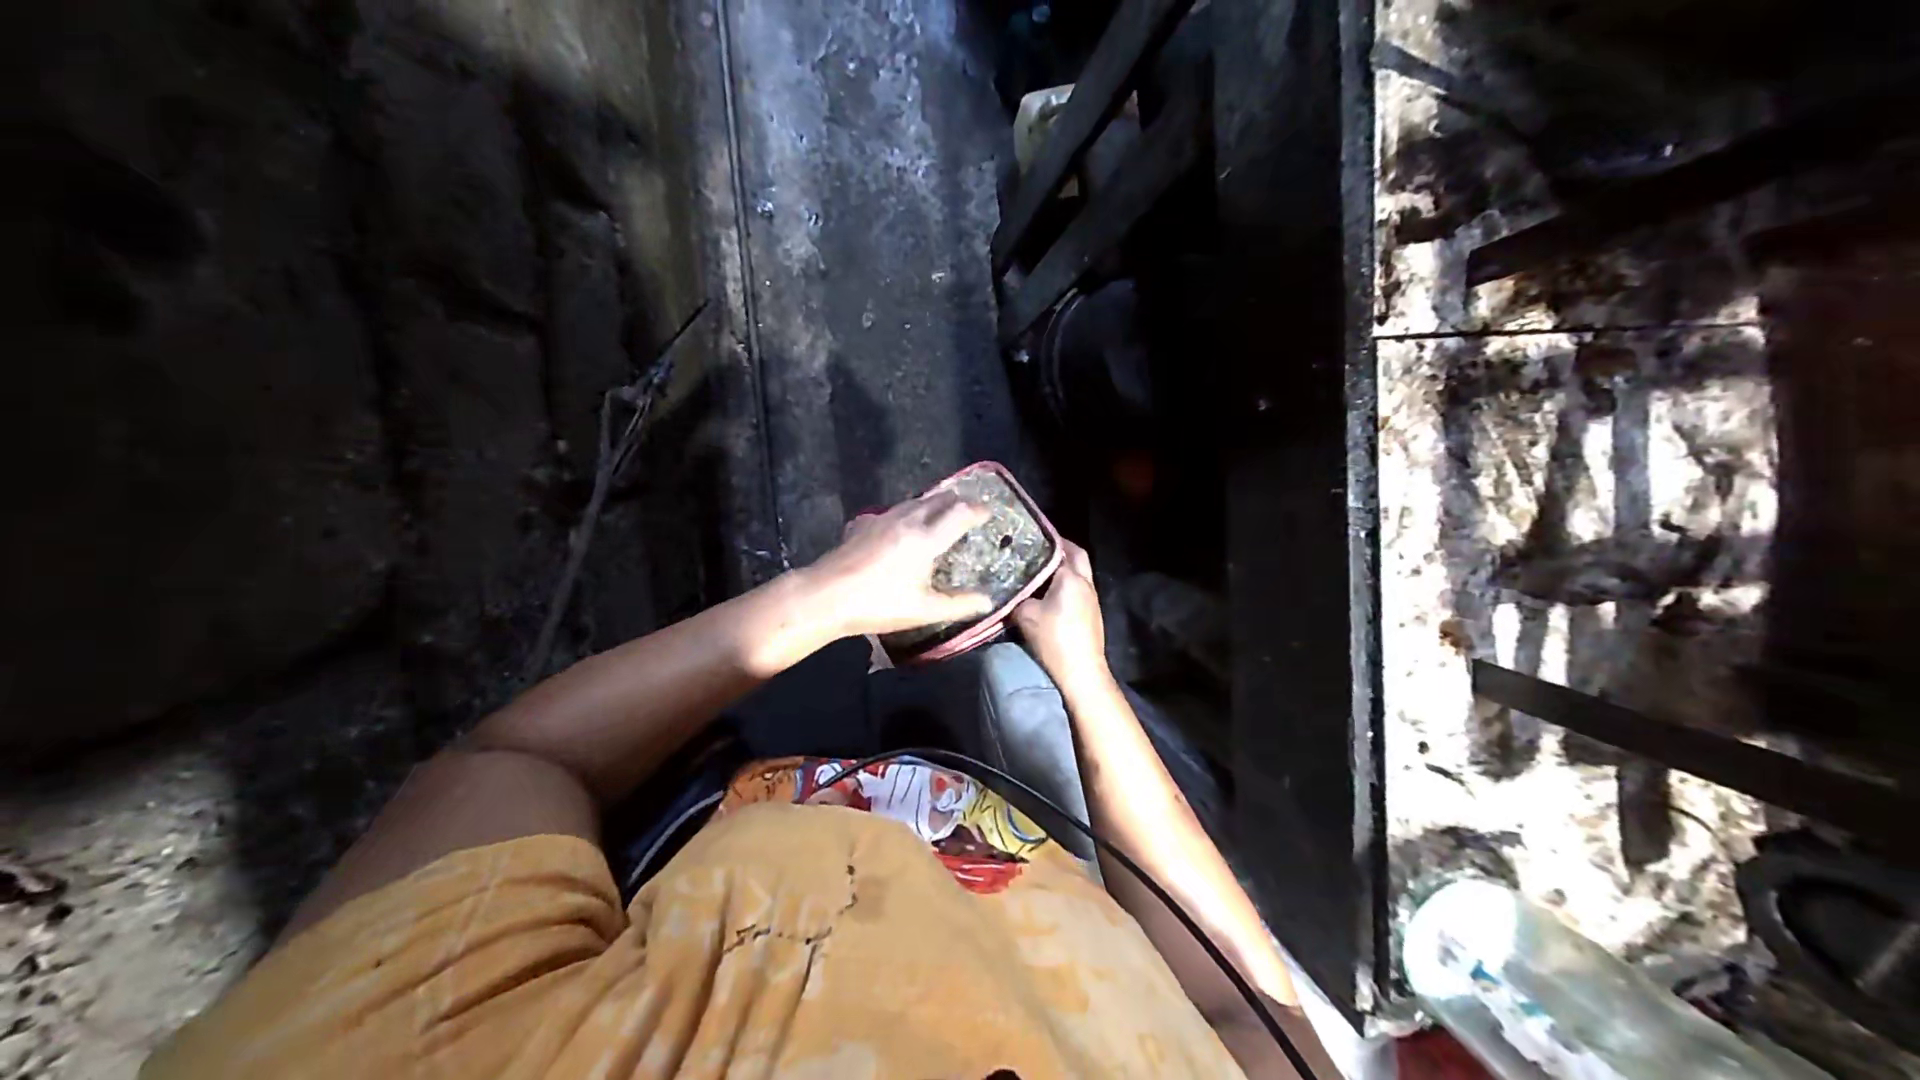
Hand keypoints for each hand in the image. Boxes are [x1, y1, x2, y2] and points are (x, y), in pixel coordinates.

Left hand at [801, 491, 995, 637]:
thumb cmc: (878, 605)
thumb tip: (987, 602)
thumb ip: (959, 605)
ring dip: (933, 503)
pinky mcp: (863, 525)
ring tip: (942, 513)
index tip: (990, 513)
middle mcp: (906, 520)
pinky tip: (901, 526)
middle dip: (958, 501)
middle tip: (970, 510)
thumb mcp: (924, 611)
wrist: (825, 596)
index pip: (960, 514)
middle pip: (939, 499)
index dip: (978, 511)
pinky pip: (892, 511)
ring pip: (914, 501)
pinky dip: (907, 512)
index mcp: (926, 538)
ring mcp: (882, 519)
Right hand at [1011, 540, 1109, 688]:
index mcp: (1071, 577)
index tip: (1031, 535)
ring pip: (1080, 572)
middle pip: (1077, 556)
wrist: (1081, 670)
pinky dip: (1067, 582)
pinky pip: (1079, 587)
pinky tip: (1049, 590)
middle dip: (1061, 548)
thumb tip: (1010, 589)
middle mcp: (1086, 582)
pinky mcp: (1092, 612)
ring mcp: (1092, 598)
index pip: (1061, 547)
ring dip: (1065, 566)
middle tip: (1039, 547)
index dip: (1047, 539)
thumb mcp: (1025, 615)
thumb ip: (1017, 597)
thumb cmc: (1054, 638)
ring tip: (1041, 567)